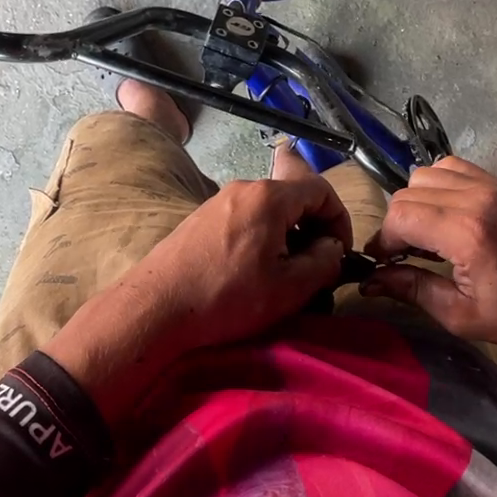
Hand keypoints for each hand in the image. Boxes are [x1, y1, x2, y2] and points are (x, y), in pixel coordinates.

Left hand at [43, 176, 350, 418]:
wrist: (155, 308)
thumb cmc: (226, 297)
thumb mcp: (289, 288)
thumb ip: (323, 262)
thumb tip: (332, 248)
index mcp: (269, 197)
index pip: (322, 190)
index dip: (340, 221)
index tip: (338, 254)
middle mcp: (243, 188)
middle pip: (294, 198)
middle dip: (314, 230)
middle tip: (316, 268)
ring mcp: (218, 201)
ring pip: (270, 210)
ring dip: (288, 237)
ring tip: (286, 275)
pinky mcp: (201, 219)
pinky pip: (246, 219)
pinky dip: (262, 238)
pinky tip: (253, 273)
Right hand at [362, 157, 496, 394]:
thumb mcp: (463, 315)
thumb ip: (413, 290)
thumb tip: (372, 280)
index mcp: (467, 232)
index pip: (399, 216)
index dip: (383, 241)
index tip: (384, 265)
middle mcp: (476, 198)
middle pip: (407, 193)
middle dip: (397, 225)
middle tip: (404, 255)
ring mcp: (492, 185)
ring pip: (426, 174)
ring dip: (416, 202)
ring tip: (426, 234)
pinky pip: (453, 168)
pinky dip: (439, 187)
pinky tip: (447, 216)